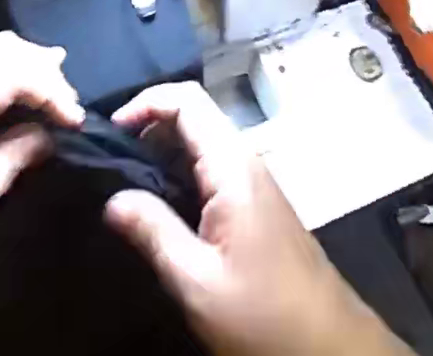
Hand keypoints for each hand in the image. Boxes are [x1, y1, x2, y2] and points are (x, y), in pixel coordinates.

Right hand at [103, 83, 412, 355]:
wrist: (324, 338)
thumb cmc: (260, 311)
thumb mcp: (196, 279)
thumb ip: (154, 231)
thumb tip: (112, 198)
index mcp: (232, 164)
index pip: (188, 100)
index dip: (146, 103)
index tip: (107, 131)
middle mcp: (244, 159)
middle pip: (194, 115)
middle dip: (149, 126)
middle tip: (107, 160)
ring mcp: (251, 178)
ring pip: (201, 141)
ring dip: (162, 150)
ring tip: (121, 180)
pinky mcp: (252, 200)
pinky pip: (210, 166)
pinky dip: (178, 170)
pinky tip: (155, 201)